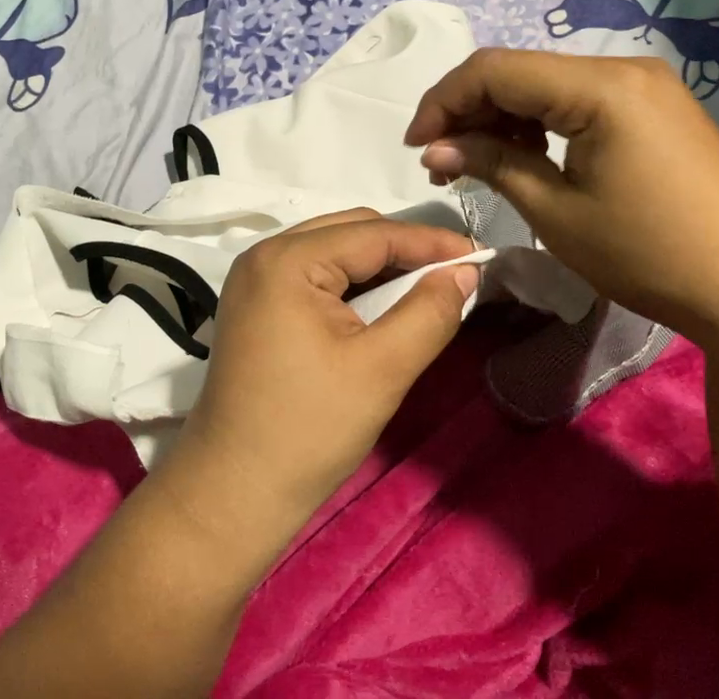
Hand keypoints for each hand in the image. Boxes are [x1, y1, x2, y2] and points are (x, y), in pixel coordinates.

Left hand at [176, 211, 478, 520]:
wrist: (236, 486)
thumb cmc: (310, 427)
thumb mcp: (382, 369)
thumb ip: (429, 312)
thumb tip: (464, 271)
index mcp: (286, 261)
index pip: (372, 233)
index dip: (431, 241)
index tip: (482, 255)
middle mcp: (263, 256)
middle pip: (349, 232)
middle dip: (404, 249)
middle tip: (455, 275)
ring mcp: (253, 281)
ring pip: (331, 251)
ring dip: (378, 266)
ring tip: (426, 290)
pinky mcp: (254, 306)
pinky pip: (312, 276)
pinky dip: (350, 285)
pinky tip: (382, 306)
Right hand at [404, 50, 718, 336]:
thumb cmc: (649, 252)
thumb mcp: (555, 211)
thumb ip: (491, 164)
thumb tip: (435, 147)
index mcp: (599, 85)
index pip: (494, 69)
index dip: (443, 102)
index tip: (415, 147)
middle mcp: (623, 68)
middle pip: (519, 72)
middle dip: (469, 111)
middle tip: (441, 164)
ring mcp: (644, 86)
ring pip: (545, 85)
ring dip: (501, 119)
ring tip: (475, 166)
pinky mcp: (654, 109)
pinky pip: (577, 101)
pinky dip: (539, 124)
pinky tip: (523, 158)